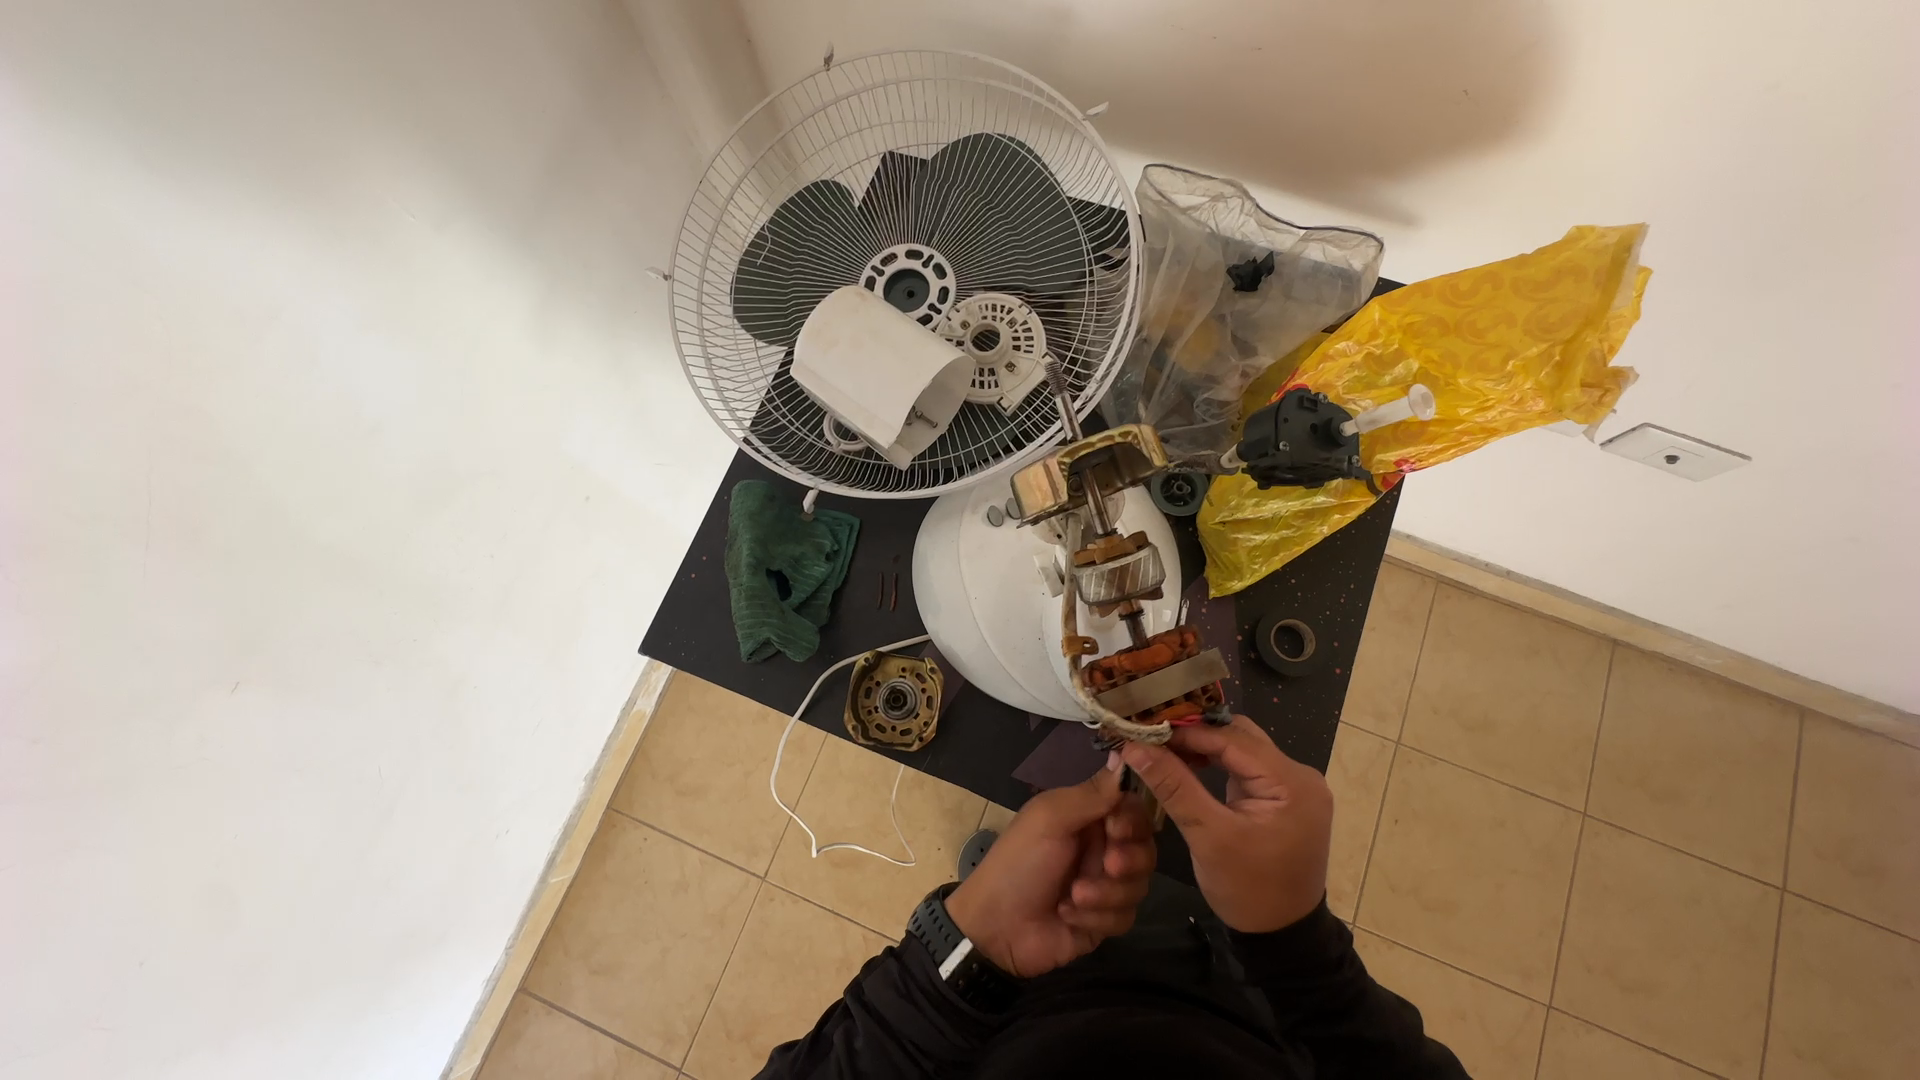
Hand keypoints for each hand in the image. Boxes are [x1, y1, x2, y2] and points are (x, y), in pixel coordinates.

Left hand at [945, 755, 1155, 977]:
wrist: (997, 927)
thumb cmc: (1020, 861)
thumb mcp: (1050, 819)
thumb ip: (1091, 794)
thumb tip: (1125, 756)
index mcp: (1087, 816)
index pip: (1132, 808)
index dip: (1133, 819)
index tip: (1117, 828)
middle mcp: (1101, 846)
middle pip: (1144, 848)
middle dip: (1129, 860)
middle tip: (1108, 865)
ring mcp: (1105, 885)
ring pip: (1138, 885)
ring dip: (1106, 893)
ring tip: (1073, 896)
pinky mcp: (1105, 920)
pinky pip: (1125, 916)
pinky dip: (1096, 917)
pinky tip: (1066, 915)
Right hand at [1120, 714, 1331, 932]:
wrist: (1282, 935)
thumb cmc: (1247, 889)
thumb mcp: (1207, 836)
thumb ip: (1173, 785)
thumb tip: (1133, 746)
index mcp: (1291, 783)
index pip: (1232, 738)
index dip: (1186, 731)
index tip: (1145, 729)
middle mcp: (1300, 775)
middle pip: (1240, 736)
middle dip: (1194, 733)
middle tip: (1151, 737)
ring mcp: (1293, 785)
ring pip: (1241, 748)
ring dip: (1203, 746)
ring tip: (1162, 749)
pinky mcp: (1282, 796)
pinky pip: (1244, 766)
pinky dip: (1215, 762)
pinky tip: (1186, 764)